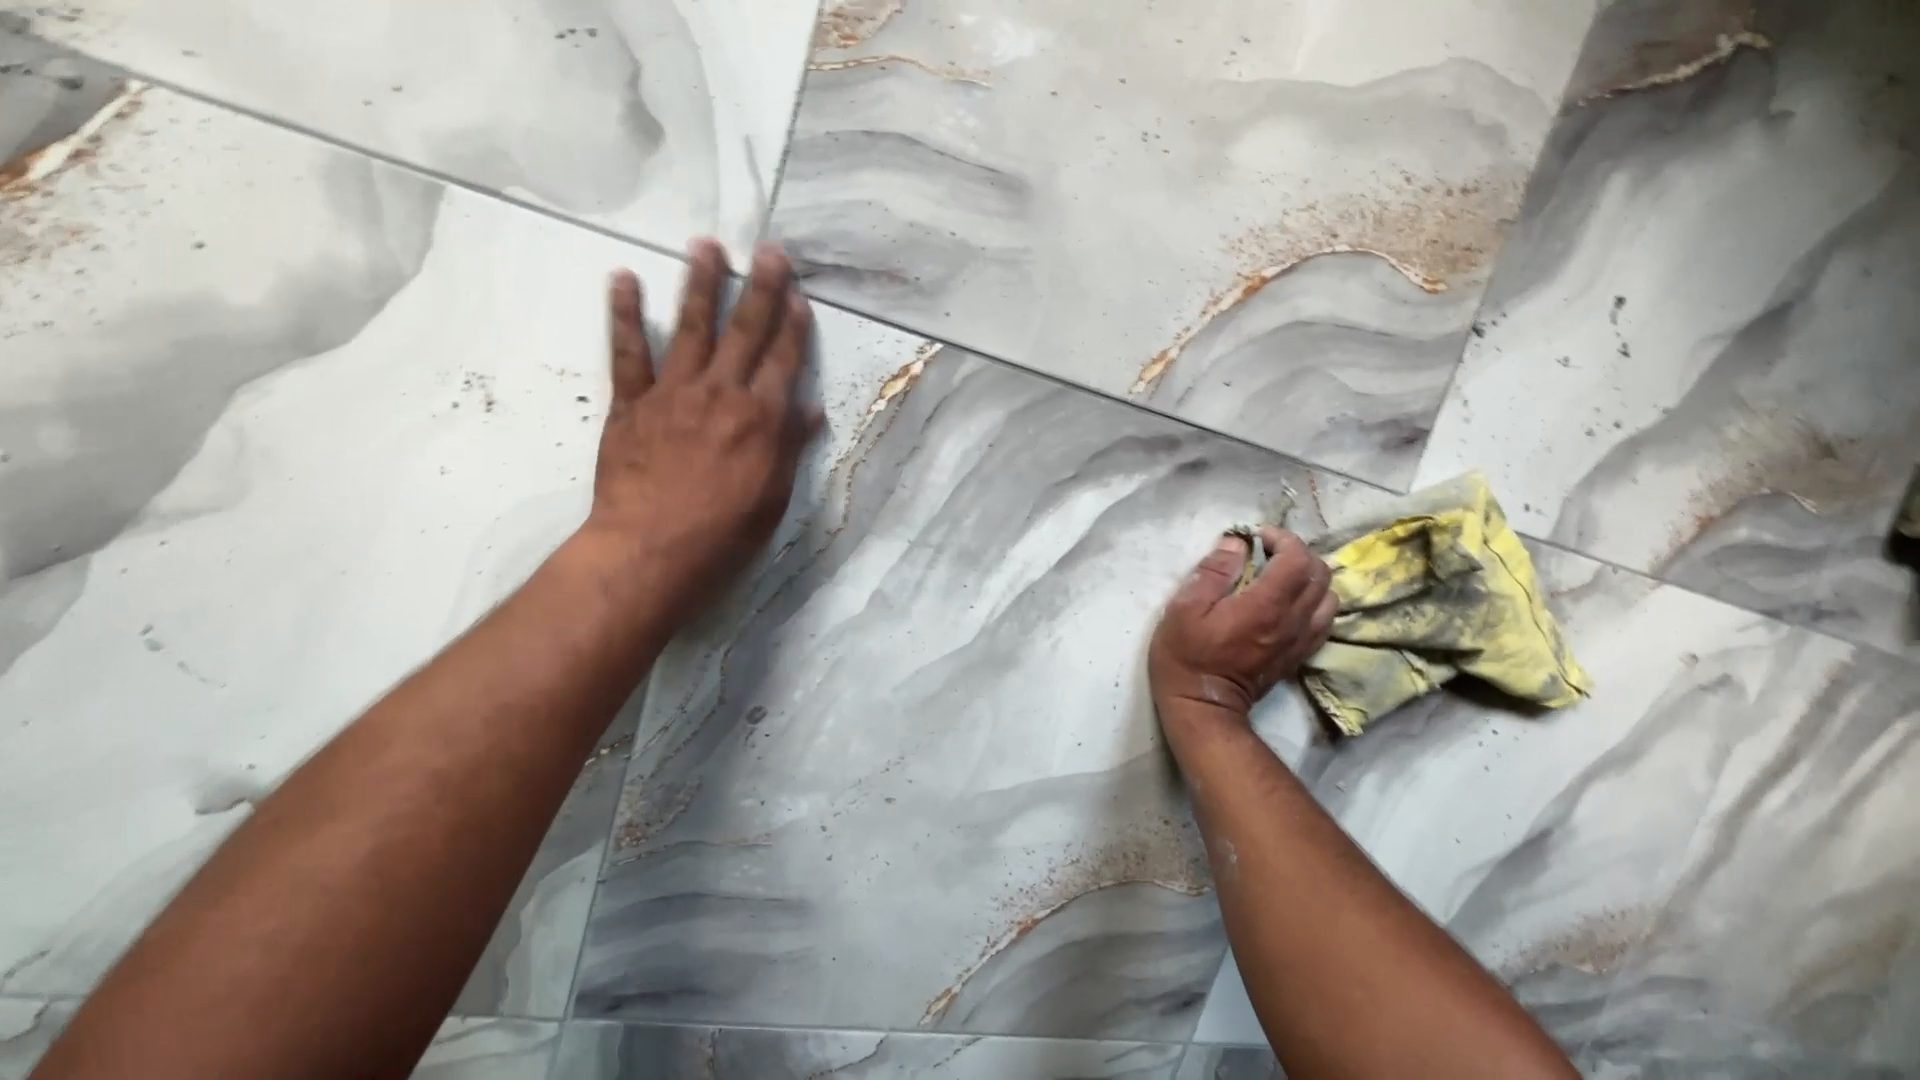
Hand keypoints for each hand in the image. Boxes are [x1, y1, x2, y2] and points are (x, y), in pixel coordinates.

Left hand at [574, 239, 821, 623]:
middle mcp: (722, 394)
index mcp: (761, 419)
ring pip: (692, 328)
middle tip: (768, 250)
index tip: (800, 296)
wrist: (652, 550)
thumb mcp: (773, 497)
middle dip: (761, 288)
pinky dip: (625, 315)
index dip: (794, 327)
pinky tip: (625, 279)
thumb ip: (789, 447)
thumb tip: (810, 409)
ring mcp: (674, 393)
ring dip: (700, 284)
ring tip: (705, 245)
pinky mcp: (631, 404)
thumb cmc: (724, 534)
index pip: (784, 361)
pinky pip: (628, 352)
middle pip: (745, 331)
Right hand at [1149, 527, 1336, 721]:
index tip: (1257, 537)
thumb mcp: (1184, 608)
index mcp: (1265, 605)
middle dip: (1298, 554)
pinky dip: (1314, 602)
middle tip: (1268, 553)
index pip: (1297, 559)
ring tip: (1281, 576)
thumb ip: (1213, 571)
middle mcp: (1292, 621)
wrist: (1202, 708)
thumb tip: (1236, 543)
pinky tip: (1289, 603)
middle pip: (1320, 574)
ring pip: (1329, 597)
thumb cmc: (1186, 656)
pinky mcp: (1299, 654)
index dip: (1283, 539)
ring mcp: (1300, 640)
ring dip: (1310, 578)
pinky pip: (1324, 620)